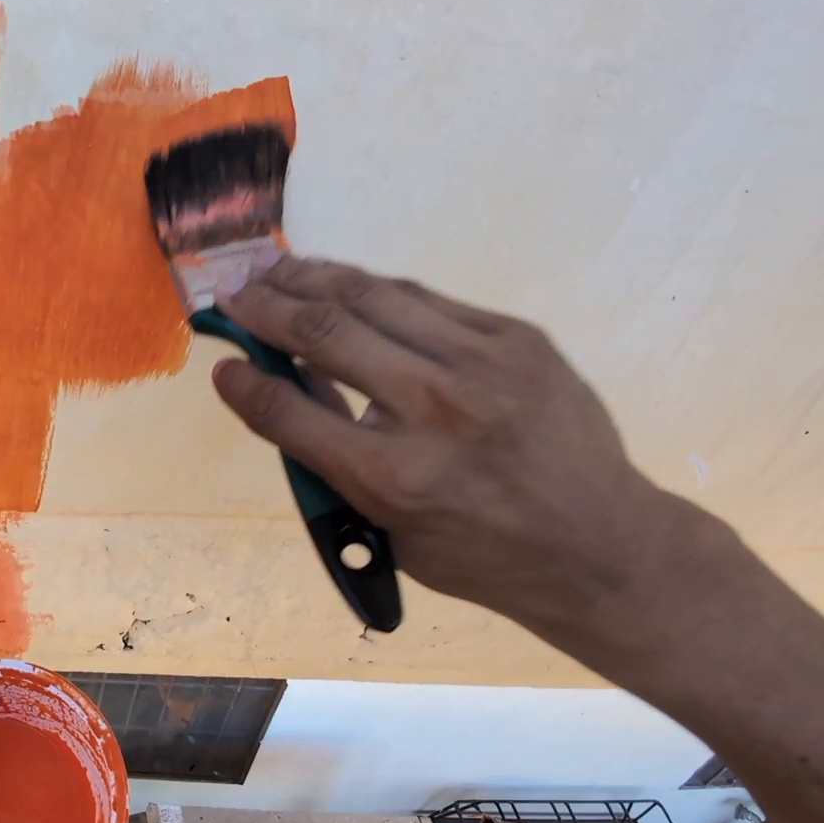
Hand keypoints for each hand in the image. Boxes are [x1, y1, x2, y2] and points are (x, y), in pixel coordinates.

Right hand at [211, 253, 693, 649]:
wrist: (602, 545)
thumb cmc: (478, 553)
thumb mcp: (386, 528)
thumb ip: (329, 456)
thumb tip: (278, 382)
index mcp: (393, 478)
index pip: (290, 413)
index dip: (245, 383)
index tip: (221, 363)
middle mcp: (434, 411)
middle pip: (326, 335)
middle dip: (266, 307)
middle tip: (232, 291)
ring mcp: (482, 365)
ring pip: (373, 298)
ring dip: (311, 278)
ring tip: (274, 269)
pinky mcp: (516, 338)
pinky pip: (423, 299)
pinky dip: (370, 289)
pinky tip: (342, 283)